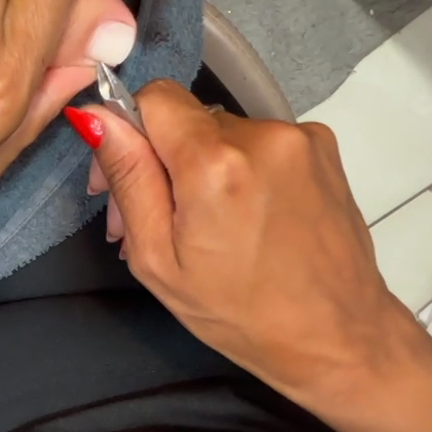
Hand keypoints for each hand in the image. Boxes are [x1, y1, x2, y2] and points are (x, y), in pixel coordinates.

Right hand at [79, 84, 431, 405]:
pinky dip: (233, 172)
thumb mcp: (157, 258)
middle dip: (156, 161)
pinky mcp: (322, 148)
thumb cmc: (234, 311)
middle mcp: (262, 135)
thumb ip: (128, 180)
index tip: (117, 178)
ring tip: (196, 229)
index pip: (155, 97)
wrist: (333, 333)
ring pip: (218, 134)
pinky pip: (254, 144)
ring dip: (194, 170)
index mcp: (215, 164)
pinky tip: (235, 220)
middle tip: (148, 223)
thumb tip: (97, 117)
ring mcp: (300, 137)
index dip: (125, 130)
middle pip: (184, 120)